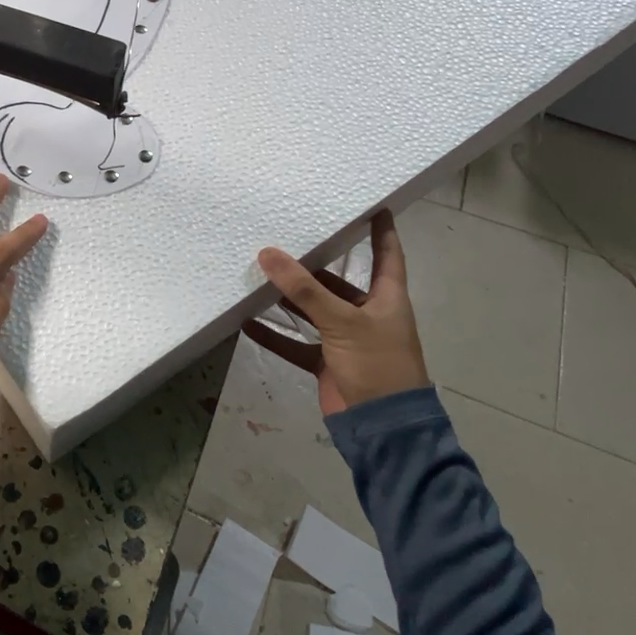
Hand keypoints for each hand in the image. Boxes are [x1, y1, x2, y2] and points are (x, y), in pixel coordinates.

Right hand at [241, 210, 427, 415]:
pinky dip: (274, 335)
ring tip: (256, 278)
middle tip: (281, 242)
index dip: (382, 231)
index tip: (374, 206)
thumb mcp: (342, 322)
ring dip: (287, 300)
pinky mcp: (327, 363)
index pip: (387, 255)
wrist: (384, 428)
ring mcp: (346, 340)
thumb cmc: (377, 365)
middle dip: (310, 267)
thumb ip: (303, 289)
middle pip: (337, 283)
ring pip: (313, 312)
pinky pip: (296, 344)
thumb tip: (266, 253)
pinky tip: (248, 324)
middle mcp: (367, 315)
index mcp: (386, 299)